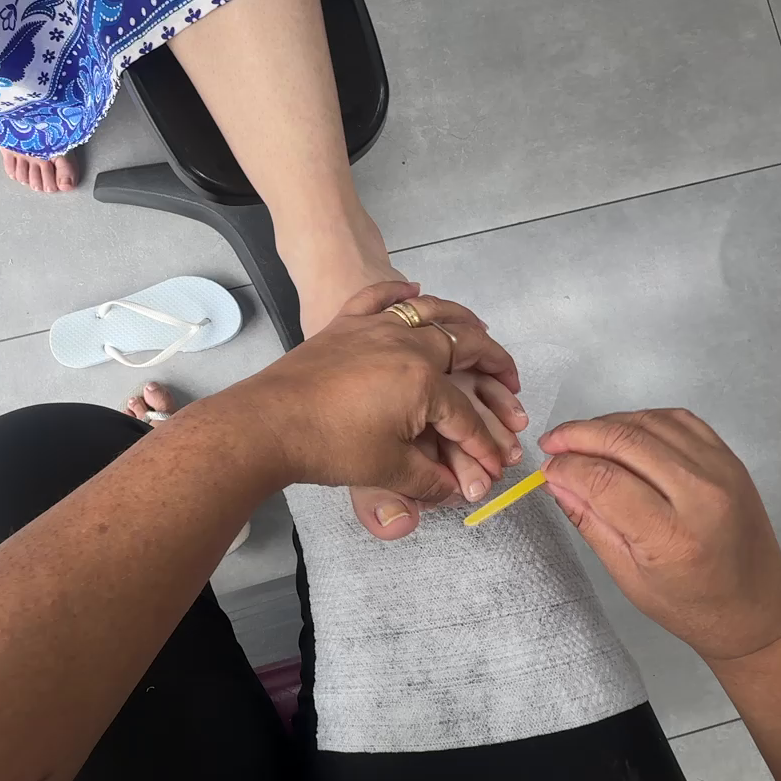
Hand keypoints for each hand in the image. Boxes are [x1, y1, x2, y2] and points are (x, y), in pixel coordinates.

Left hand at [222, 281, 521, 508]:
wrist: (269, 422)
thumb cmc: (330, 445)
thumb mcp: (387, 469)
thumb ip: (429, 480)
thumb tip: (455, 490)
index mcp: (424, 381)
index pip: (466, 416)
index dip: (485, 445)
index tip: (496, 467)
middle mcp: (409, 343)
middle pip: (465, 344)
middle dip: (496, 364)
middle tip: (511, 381)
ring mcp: (376, 326)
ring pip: (429, 309)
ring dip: (460, 318)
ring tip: (478, 330)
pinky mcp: (346, 323)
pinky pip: (380, 296)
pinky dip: (400, 291)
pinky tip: (412, 290)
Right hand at [540, 409, 780, 661]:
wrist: (757, 610)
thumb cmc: (688, 604)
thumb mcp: (625, 573)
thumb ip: (588, 519)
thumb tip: (554, 478)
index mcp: (672, 536)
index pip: (603, 480)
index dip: (565, 467)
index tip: (546, 469)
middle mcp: (701, 495)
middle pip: (624, 441)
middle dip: (577, 435)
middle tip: (551, 443)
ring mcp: (721, 470)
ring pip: (648, 422)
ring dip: (606, 423)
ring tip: (581, 439)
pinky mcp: (729, 459)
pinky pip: (676, 419)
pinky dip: (641, 419)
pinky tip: (621, 434)